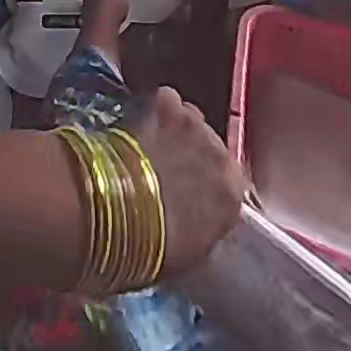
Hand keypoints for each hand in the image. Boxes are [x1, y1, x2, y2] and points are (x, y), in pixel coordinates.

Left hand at [123, 88, 244, 277]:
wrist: (117, 210)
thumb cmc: (152, 248)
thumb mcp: (190, 252)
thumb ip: (206, 228)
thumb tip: (200, 222)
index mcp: (232, 194)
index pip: (231, 181)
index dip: (208, 181)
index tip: (190, 186)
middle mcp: (221, 155)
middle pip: (211, 146)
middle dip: (192, 151)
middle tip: (164, 163)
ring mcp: (194, 125)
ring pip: (189, 117)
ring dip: (174, 126)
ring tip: (149, 140)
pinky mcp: (166, 104)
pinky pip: (167, 98)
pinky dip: (154, 106)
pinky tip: (138, 120)